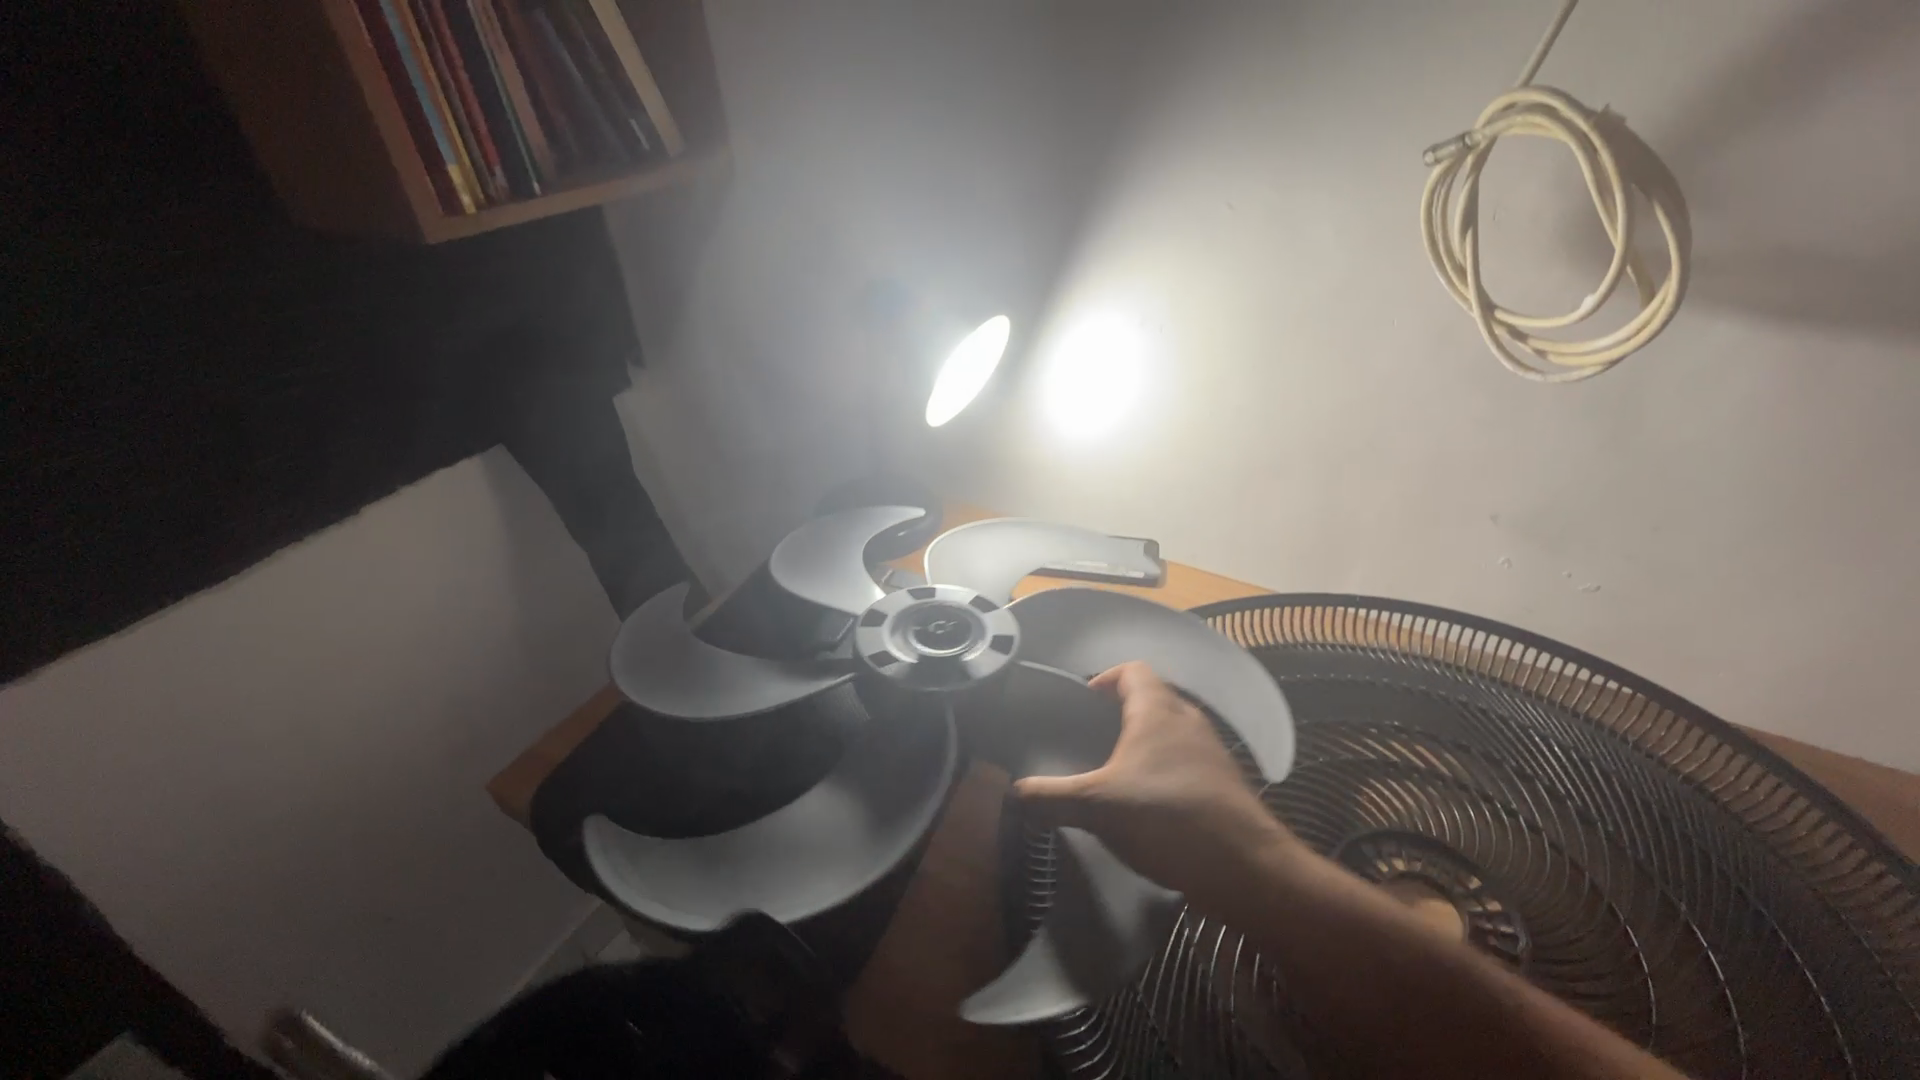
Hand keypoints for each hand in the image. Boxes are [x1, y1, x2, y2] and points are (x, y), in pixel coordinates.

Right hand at [1012, 662, 1300, 910]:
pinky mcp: (1225, 783)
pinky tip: (1151, 805)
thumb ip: (1050, 797)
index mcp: (1157, 711)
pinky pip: (1188, 762)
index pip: (1132, 670)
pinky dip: (1167, 771)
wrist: (1245, 867)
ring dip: (1147, 743)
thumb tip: (1013, 792)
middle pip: (1154, 698)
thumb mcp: (1096, 807)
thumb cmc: (1166, 817)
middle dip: (1122, 713)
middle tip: (1092, 739)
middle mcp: (1188, 720)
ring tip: (1118, 773)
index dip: (1105, 678)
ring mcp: (1212, 752)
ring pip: (1173, 732)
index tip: (1083, 702)